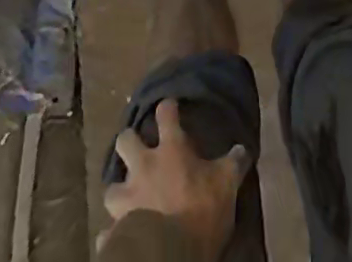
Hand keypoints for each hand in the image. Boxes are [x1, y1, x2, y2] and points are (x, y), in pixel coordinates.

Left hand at [101, 100, 248, 259]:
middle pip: (125, 140)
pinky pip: (108, 230)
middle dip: (129, 140)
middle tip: (138, 147)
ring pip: (111, 185)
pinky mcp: (117, 229)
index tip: (169, 105)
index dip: (167, 107)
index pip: (166, 115)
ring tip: (127, 194)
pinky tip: (118, 234)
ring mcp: (127, 198)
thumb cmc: (201, 209)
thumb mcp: (227, 182)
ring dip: (119, 188)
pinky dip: (113, 231)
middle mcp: (144, 167)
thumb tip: (242, 148)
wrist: (170, 251)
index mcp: (171, 150)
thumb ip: (233, 162)